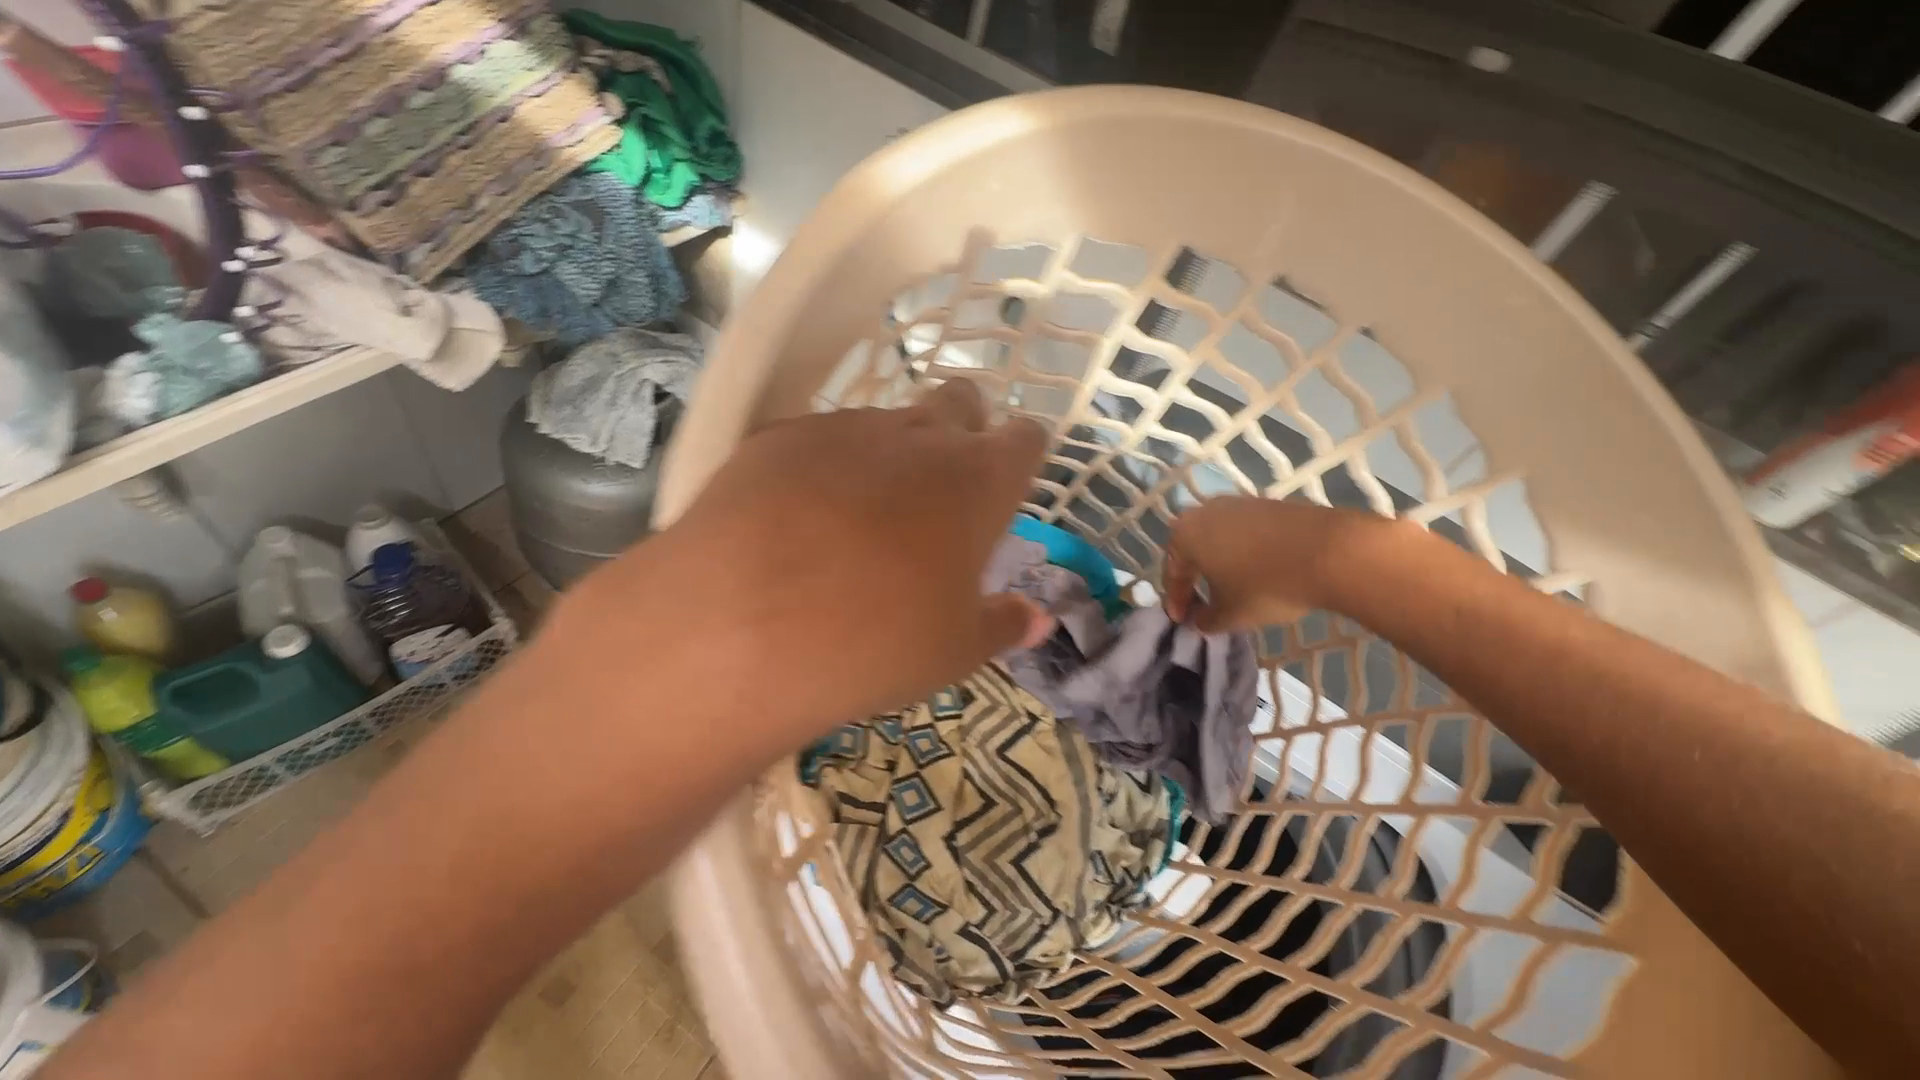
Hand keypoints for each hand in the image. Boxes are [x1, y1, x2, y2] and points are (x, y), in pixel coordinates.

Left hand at [570, 379, 1051, 736]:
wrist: (744, 625)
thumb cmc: (877, 642)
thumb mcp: (954, 651)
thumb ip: (1002, 624)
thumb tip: (1036, 619)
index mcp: (978, 479)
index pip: (1025, 439)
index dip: (1021, 457)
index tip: (1008, 486)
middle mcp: (918, 435)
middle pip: (958, 399)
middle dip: (961, 428)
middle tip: (943, 489)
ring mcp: (844, 428)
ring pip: (884, 421)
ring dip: (888, 454)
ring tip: (861, 518)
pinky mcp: (777, 435)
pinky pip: (818, 440)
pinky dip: (823, 468)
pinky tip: (796, 520)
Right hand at [1163, 497, 1395, 631]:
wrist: (1330, 552)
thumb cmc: (1265, 585)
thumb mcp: (1230, 614)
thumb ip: (1206, 619)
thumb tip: (1200, 619)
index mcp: (1185, 535)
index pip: (1172, 573)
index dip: (1176, 601)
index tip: (1182, 622)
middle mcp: (1205, 511)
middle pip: (1192, 550)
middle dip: (1195, 578)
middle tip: (1201, 603)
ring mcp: (1239, 503)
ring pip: (1218, 540)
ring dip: (1220, 564)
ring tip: (1231, 589)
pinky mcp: (1269, 504)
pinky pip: (1244, 533)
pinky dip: (1243, 553)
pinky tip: (1257, 572)